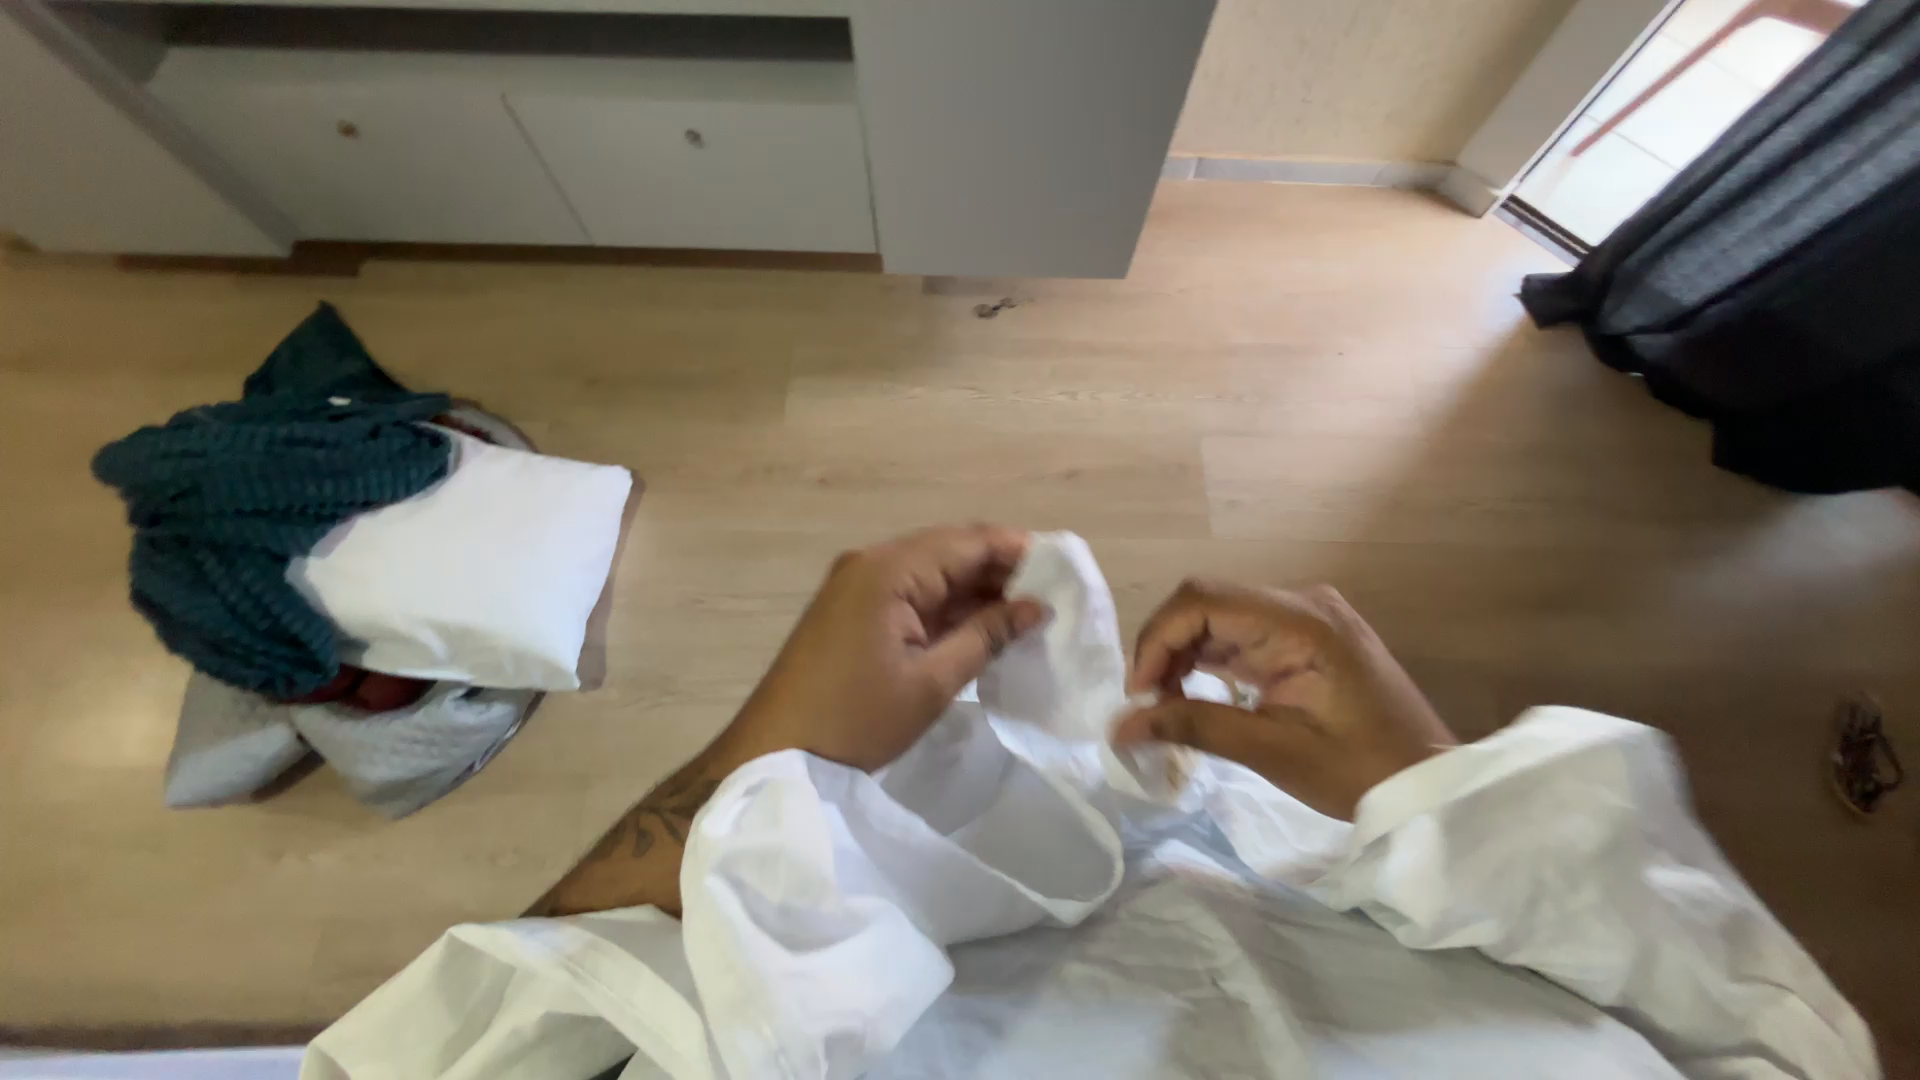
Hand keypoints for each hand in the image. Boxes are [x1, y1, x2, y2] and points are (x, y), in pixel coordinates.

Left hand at [719, 524, 1048, 772]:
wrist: (773, 753)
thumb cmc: (855, 719)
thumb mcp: (931, 681)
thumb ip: (986, 635)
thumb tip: (1035, 607)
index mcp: (889, 570)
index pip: (966, 542)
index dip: (1017, 551)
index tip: (1063, 570)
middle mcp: (871, 563)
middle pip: (948, 551)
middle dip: (999, 571)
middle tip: (1049, 596)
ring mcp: (856, 585)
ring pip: (930, 573)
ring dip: (974, 591)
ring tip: (1025, 613)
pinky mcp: (851, 609)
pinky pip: (909, 594)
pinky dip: (945, 607)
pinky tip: (980, 626)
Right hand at [1113, 580, 1455, 820]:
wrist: (1431, 785)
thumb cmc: (1359, 771)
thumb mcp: (1271, 751)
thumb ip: (1193, 727)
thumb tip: (1121, 727)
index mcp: (1300, 622)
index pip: (1203, 600)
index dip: (1158, 639)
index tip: (1140, 692)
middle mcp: (1301, 603)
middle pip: (1207, 601)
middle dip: (1165, 646)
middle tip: (1147, 700)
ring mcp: (1304, 616)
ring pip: (1217, 615)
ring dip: (1183, 652)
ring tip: (1164, 700)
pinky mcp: (1303, 635)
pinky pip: (1239, 632)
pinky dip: (1208, 658)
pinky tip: (1192, 690)